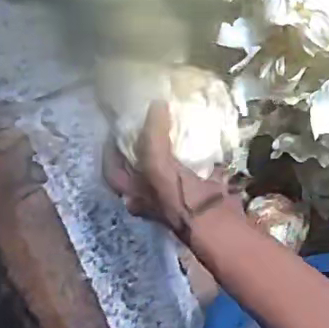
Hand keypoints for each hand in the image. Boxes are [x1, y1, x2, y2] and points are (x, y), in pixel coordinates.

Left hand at [102, 101, 237, 242]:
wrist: (217, 223)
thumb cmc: (179, 198)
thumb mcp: (157, 166)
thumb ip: (153, 136)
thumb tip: (155, 104)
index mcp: (133, 192)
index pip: (112, 168)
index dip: (111, 148)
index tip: (119, 125)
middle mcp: (150, 196)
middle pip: (140, 167)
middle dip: (143, 146)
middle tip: (149, 122)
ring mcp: (176, 194)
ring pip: (167, 168)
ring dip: (171, 149)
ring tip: (176, 125)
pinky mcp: (199, 191)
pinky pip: (195, 168)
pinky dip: (199, 154)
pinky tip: (203, 137)